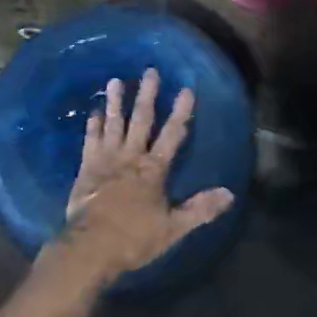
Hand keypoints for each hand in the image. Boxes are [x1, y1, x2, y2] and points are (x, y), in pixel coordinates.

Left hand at [58, 68, 234, 283]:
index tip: (187, 89)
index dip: (181, 112)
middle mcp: (130, 157)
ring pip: (113, 123)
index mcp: (153, 170)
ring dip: (116, 101)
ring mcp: (106, 159)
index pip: (172, 135)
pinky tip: (95, 110)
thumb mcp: (172, 228)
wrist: (91, 245)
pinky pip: (90, 139)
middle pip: (141, 120)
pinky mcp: (87, 166)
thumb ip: (200, 209)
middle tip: (151, 71)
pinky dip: (93, 124)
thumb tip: (229, 193)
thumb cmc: (134, 238)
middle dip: (148, 95)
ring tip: (117, 80)